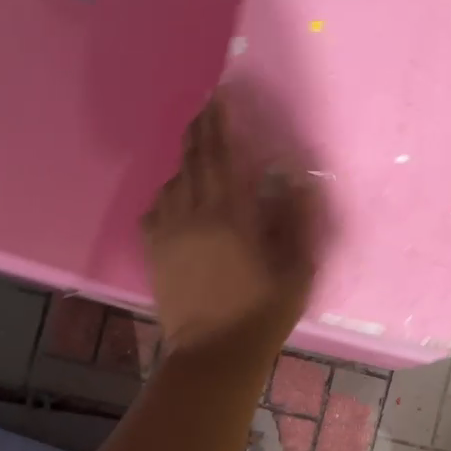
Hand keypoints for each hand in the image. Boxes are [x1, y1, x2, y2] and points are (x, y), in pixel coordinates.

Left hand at [142, 96, 320, 355]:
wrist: (213, 354)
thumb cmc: (262, 313)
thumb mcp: (296, 269)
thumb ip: (296, 220)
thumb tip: (293, 177)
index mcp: (230, 213)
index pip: (220, 153)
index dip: (218, 122)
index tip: (220, 96)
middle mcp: (193, 212)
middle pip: (191, 159)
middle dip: (199, 132)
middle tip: (207, 112)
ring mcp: (167, 232)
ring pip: (172, 182)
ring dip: (186, 165)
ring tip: (199, 161)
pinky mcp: (154, 252)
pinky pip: (156, 210)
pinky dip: (169, 197)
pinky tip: (178, 203)